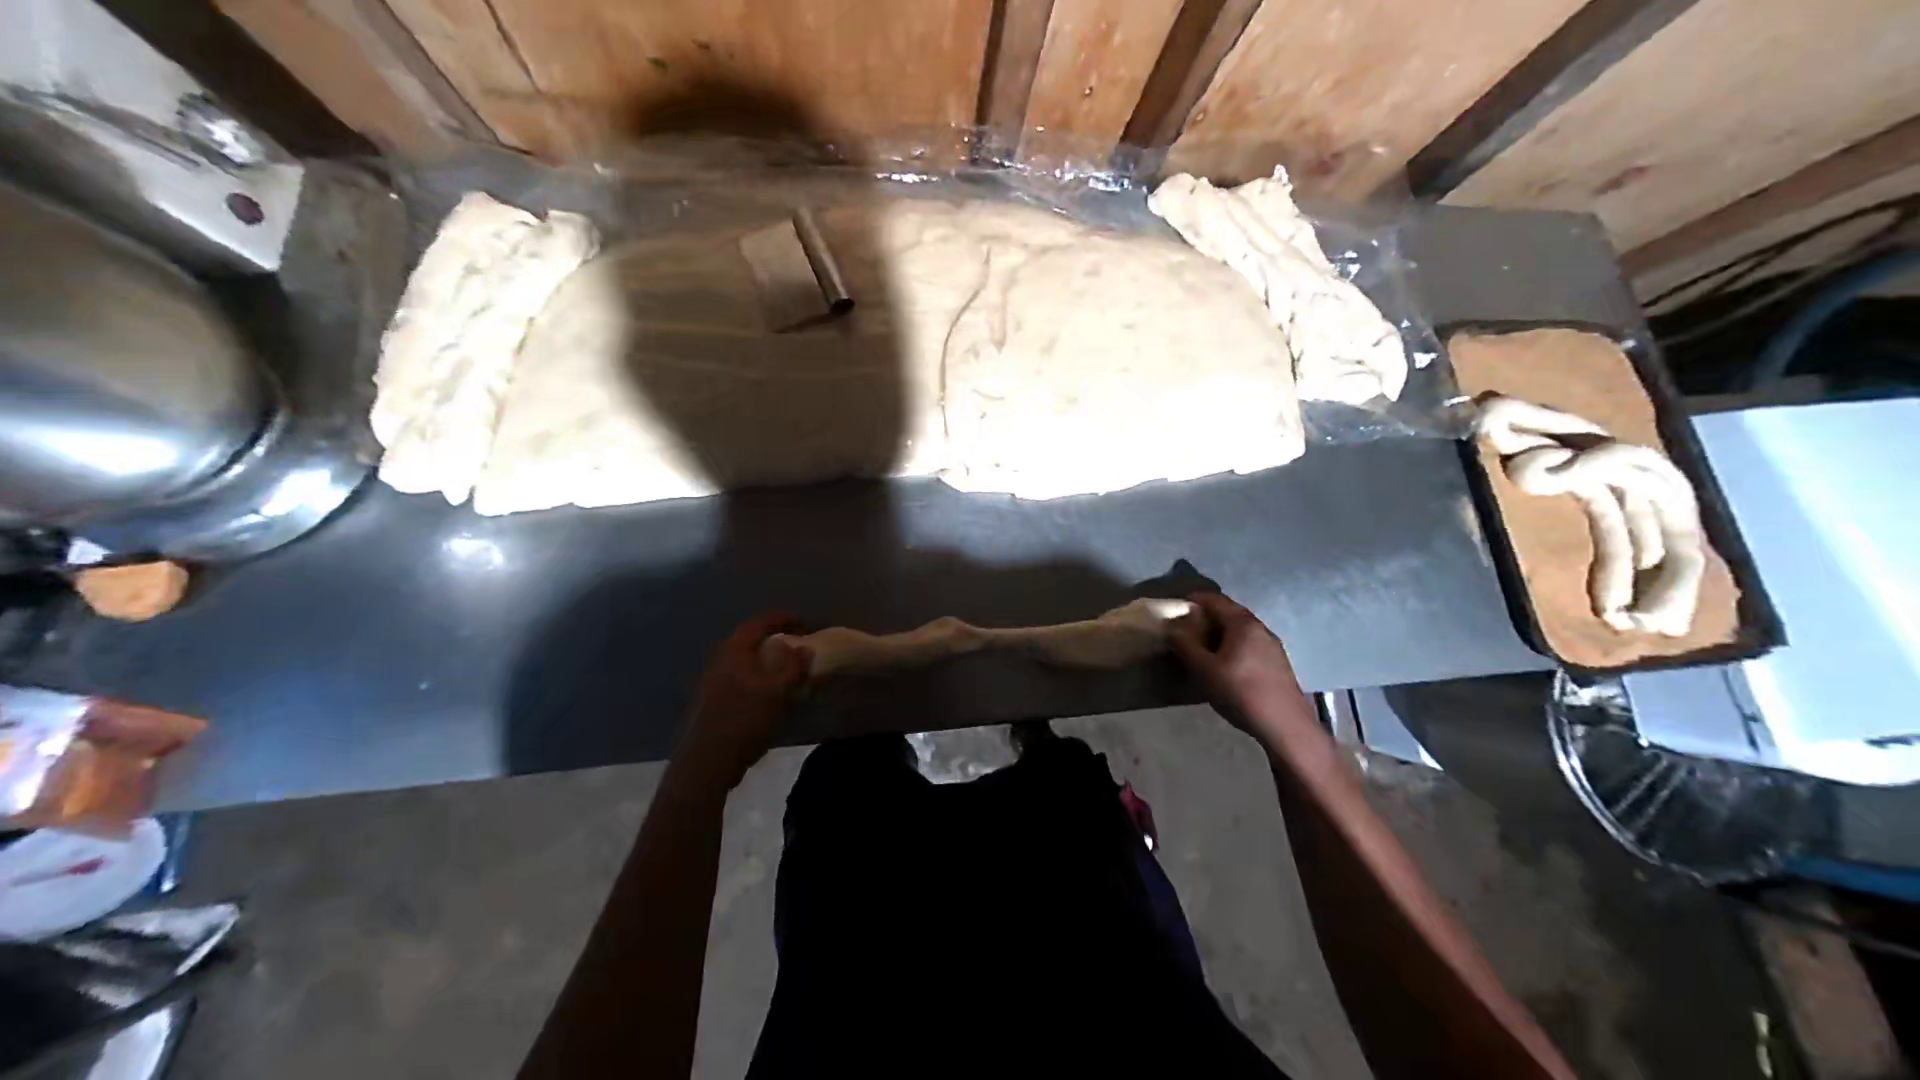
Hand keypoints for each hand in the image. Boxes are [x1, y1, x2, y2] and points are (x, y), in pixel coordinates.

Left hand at [677, 613, 810, 787]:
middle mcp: (720, 660)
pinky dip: (759, 678)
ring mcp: (713, 681)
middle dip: (775, 639)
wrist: (707, 761)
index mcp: (734, 651)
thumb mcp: (777, 692)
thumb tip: (805, 649)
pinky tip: (771, 694)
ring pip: (745, 661)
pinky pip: (741, 678)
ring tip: (789, 670)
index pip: (760, 623)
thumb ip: (793, 668)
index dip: (783, 619)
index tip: (804, 622)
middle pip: (750, 640)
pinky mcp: (713, 701)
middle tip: (798, 645)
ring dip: (767, 661)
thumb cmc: (744, 719)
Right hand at [1169, 592, 1312, 738]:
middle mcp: (1260, 627)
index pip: (1215, 599)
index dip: (1193, 600)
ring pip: (1240, 629)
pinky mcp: (1277, 662)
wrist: (1285, 725)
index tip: (1176, 609)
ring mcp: (1272, 645)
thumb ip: (1185, 645)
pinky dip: (1233, 644)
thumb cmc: (1240, 692)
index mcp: (1243, 623)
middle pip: (1229, 612)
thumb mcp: (1204, 669)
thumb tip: (1173, 627)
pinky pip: (1250, 643)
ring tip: (1202, 647)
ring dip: (1220, 632)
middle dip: (1206, 616)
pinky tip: (1225, 663)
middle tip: (1186, 629)